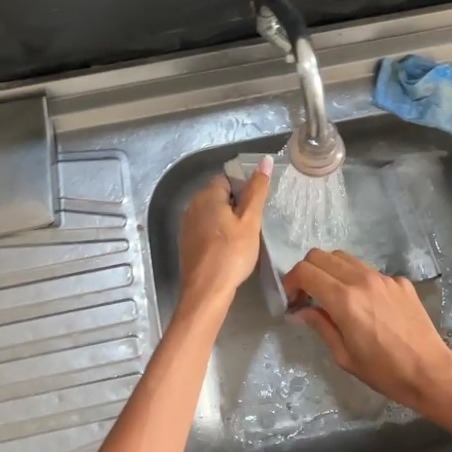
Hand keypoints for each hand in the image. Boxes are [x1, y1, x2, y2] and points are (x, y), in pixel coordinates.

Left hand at [178, 157, 270, 309]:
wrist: (206, 291)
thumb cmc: (232, 254)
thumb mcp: (250, 221)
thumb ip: (257, 190)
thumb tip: (265, 160)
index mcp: (207, 195)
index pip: (227, 178)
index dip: (243, 190)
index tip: (253, 209)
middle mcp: (192, 205)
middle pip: (218, 195)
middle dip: (235, 206)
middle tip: (250, 226)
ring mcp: (186, 224)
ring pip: (211, 213)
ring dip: (225, 220)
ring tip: (241, 239)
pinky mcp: (185, 242)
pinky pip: (204, 228)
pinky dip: (216, 233)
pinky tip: (227, 249)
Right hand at [282, 249, 451, 411]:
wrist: (430, 372)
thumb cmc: (384, 371)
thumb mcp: (344, 356)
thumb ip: (321, 326)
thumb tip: (301, 310)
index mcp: (345, 299)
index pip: (306, 271)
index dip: (291, 281)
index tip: (292, 299)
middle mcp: (362, 280)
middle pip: (321, 255)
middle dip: (308, 271)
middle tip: (308, 295)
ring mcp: (384, 277)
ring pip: (346, 259)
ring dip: (331, 272)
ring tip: (334, 298)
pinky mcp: (400, 281)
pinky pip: (370, 272)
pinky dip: (358, 281)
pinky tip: (367, 307)